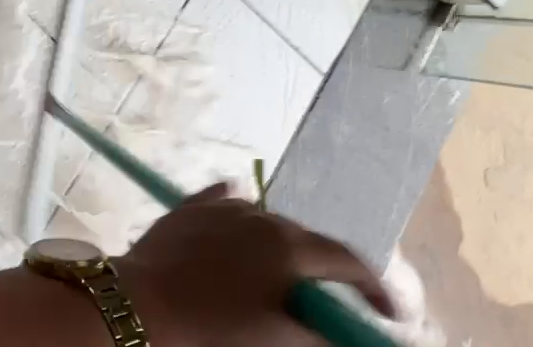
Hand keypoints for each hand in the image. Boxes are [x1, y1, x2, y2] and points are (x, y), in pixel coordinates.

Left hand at [111, 183, 396, 346]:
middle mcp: (256, 216)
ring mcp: (217, 208)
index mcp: (287, 245)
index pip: (347, 261)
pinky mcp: (186, 210)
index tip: (391, 315)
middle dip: (327, 269)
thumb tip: (342, 336)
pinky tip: (244, 203)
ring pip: (265, 220)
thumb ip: (321, 337)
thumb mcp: (281, 339)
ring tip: (292, 272)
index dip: (375, 289)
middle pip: (306, 239)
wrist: (142, 305)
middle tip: (338, 299)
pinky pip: (221, 200)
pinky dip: (239, 206)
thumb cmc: (216, 327)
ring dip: (285, 244)